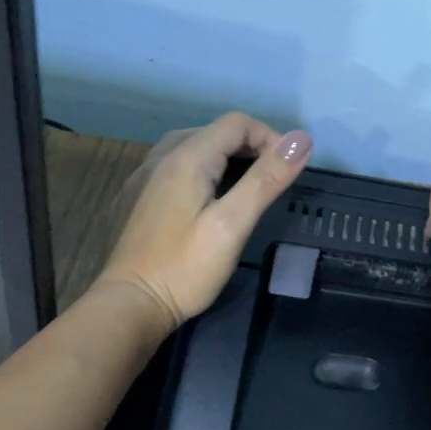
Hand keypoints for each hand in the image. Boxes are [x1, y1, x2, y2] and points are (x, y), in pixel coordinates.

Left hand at [98, 112, 312, 331]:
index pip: (237, 123)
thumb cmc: (185, 268)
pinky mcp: (135, 197)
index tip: (287, 169)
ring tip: (244, 189)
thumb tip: (301, 139)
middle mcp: (161, 157)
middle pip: (214, 132)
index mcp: (186, 157)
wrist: (129, 306)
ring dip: (225, 158)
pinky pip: (174, 167)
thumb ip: (266, 179)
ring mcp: (143, 177)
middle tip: (271, 181)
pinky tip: (206, 201)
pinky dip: (201, 171)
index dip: (270, 137)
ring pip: (192, 147)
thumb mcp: (233, 224)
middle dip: (250, 147)